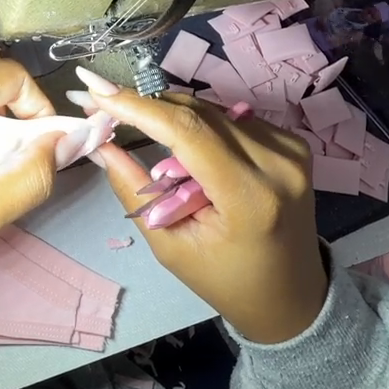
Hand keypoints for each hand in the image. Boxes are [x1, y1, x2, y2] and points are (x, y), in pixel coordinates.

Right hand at [76, 68, 329, 343]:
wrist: (293, 298)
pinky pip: (229, 118)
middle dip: (144, 103)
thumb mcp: (170, 246)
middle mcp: (276, 163)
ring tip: (131, 118)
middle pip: (196, 112)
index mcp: (249, 196)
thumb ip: (132, 188)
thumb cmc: (226, 281)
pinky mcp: (292, 144)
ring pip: (210, 110)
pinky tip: (179, 142)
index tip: (95, 89)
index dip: (137, 105)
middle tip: (101, 100)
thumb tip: (96, 142)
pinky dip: (197, 123)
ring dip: (168, 112)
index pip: (186, 131)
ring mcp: (289, 150)